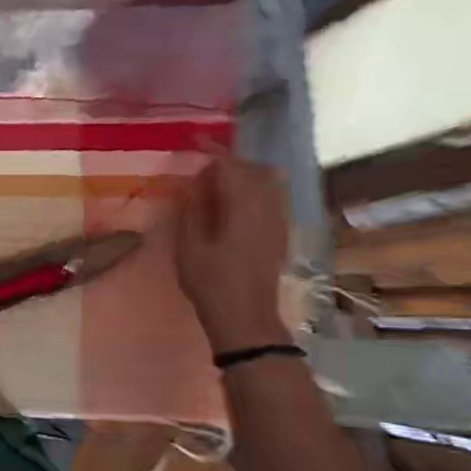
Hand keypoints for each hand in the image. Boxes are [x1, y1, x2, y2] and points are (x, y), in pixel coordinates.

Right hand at [174, 157, 292, 352]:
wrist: (245, 316)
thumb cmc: (210, 281)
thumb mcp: (188, 246)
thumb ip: (192, 210)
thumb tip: (194, 185)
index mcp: (244, 205)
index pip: (231, 167)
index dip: (211, 157)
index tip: (191, 154)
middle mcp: (268, 206)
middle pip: (255, 170)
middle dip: (230, 164)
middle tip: (203, 173)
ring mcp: (279, 219)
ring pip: (268, 182)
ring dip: (245, 178)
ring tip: (218, 188)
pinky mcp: (281, 232)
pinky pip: (272, 198)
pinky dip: (254, 192)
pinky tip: (235, 207)